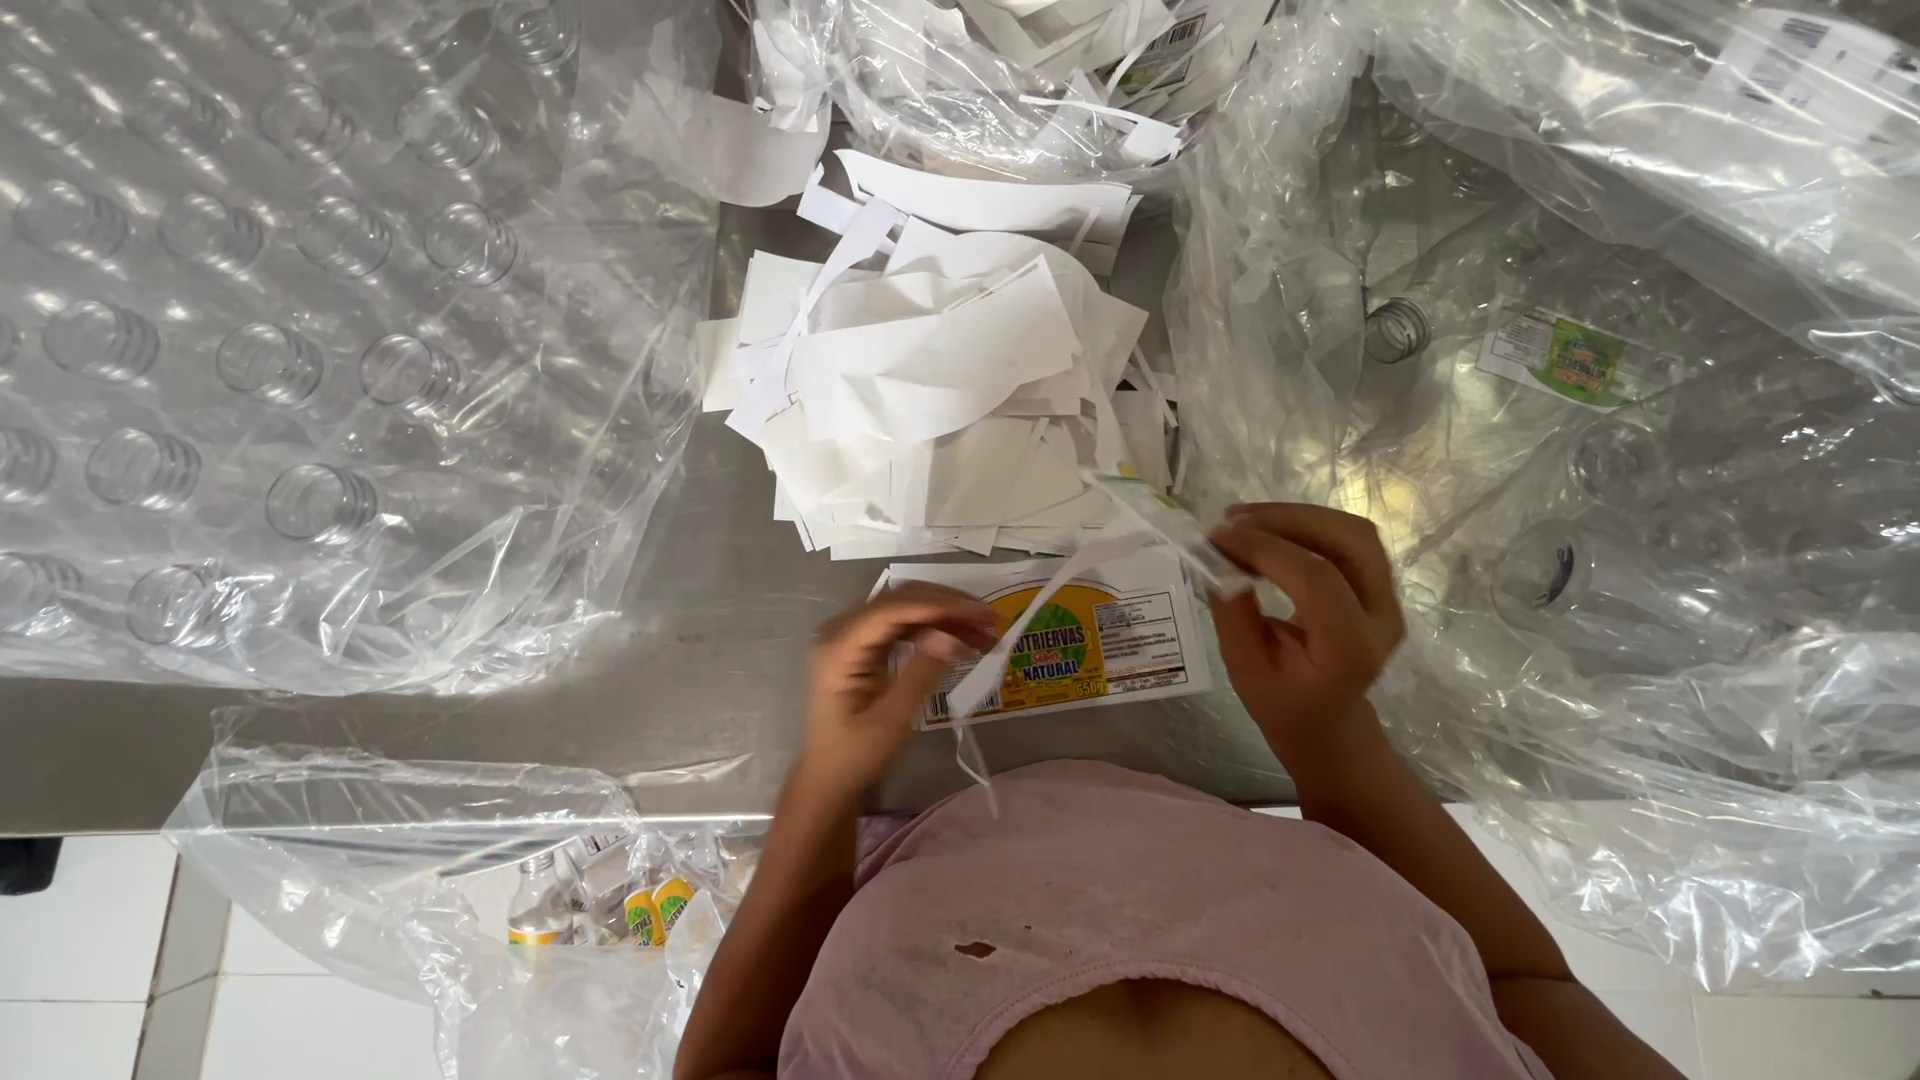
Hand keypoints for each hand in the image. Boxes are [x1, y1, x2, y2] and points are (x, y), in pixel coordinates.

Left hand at [803, 582, 997, 791]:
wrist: (830, 778)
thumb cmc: (856, 755)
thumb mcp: (892, 719)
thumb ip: (921, 672)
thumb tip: (953, 637)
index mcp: (840, 645)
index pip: (894, 608)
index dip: (941, 605)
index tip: (981, 614)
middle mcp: (842, 630)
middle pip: (901, 599)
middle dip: (948, 606)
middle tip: (990, 621)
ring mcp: (852, 635)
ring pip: (906, 608)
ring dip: (946, 616)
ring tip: (984, 634)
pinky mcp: (864, 646)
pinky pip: (903, 624)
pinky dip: (934, 628)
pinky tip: (961, 641)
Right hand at [1207, 503, 1404, 760]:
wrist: (1328, 724)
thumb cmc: (1285, 707)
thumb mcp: (1246, 671)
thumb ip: (1235, 617)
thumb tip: (1221, 564)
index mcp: (1350, 649)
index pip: (1316, 579)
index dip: (1265, 549)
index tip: (1217, 538)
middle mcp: (1382, 617)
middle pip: (1349, 541)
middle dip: (1287, 519)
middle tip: (1233, 520)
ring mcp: (1388, 599)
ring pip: (1352, 532)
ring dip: (1296, 516)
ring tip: (1244, 518)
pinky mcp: (1379, 587)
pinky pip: (1348, 539)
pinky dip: (1305, 524)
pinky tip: (1266, 528)